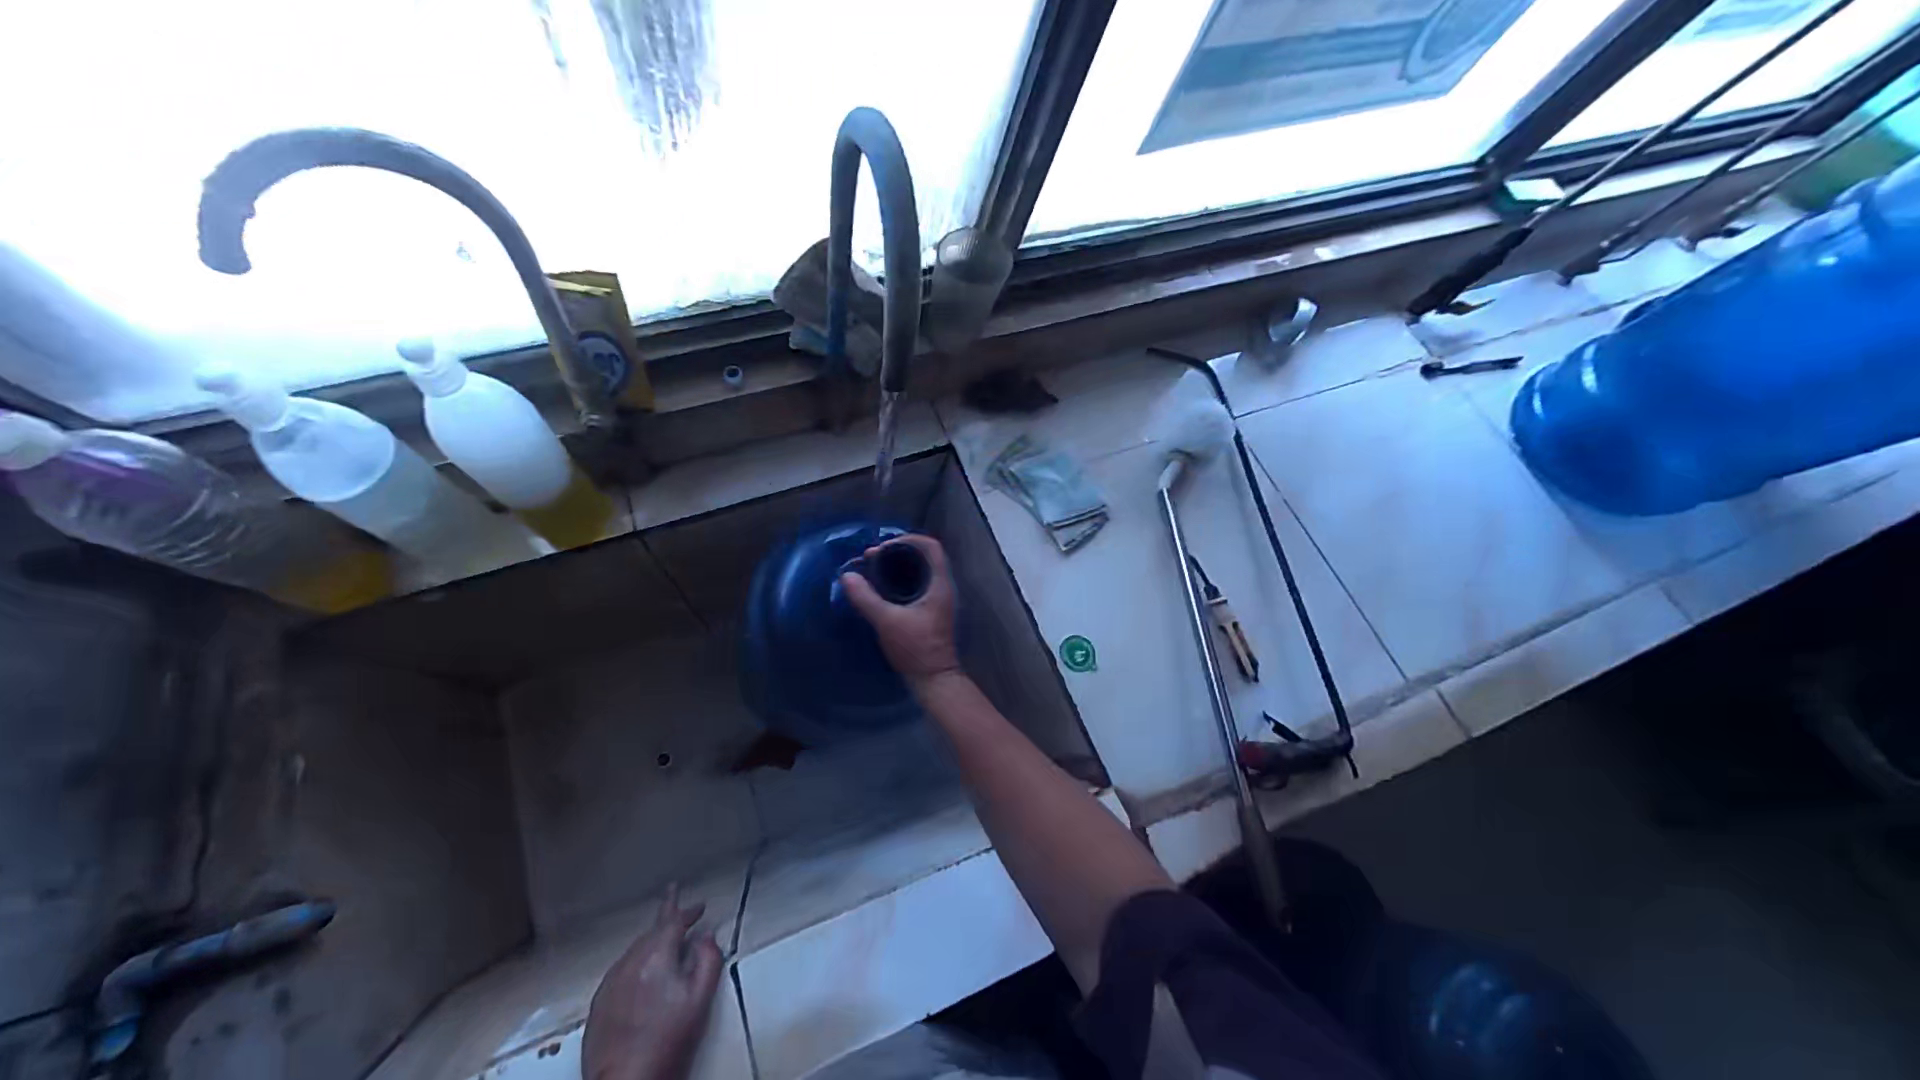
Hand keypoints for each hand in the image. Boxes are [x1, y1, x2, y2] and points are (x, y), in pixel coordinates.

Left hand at [582, 885, 723, 1079]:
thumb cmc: (669, 1041)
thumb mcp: (700, 999)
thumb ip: (708, 960)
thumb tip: (705, 936)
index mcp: (655, 957)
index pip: (672, 921)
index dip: (686, 910)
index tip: (699, 905)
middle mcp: (629, 963)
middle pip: (651, 933)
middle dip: (669, 921)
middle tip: (683, 913)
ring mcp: (610, 983)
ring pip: (635, 951)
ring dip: (652, 942)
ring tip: (666, 942)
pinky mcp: (599, 1003)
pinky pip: (622, 970)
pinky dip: (637, 962)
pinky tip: (644, 973)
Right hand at [839, 533, 961, 689]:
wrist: (934, 680)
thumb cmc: (915, 649)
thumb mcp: (887, 622)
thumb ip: (866, 598)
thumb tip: (847, 576)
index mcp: (939, 584)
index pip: (931, 547)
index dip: (907, 540)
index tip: (883, 547)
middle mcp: (942, 587)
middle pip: (924, 556)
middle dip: (897, 552)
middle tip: (872, 558)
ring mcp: (938, 600)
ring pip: (920, 571)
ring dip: (898, 566)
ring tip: (873, 570)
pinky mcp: (931, 611)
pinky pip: (917, 584)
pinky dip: (900, 580)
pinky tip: (881, 588)